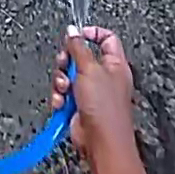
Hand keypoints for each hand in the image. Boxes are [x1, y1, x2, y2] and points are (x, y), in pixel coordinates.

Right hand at [51, 26, 137, 169]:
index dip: (91, 33)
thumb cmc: (105, 109)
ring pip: (68, 74)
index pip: (106, 38)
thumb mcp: (89, 69)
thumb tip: (72, 30)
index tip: (76, 35)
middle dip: (67, 60)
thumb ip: (78, 47)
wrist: (100, 143)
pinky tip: (62, 102)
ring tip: (65, 89)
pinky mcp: (78, 105)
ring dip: (61, 80)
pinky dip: (60, 96)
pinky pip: (63, 93)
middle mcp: (104, 76)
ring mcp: (91, 91)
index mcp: (115, 64)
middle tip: (65, 64)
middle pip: (80, 55)